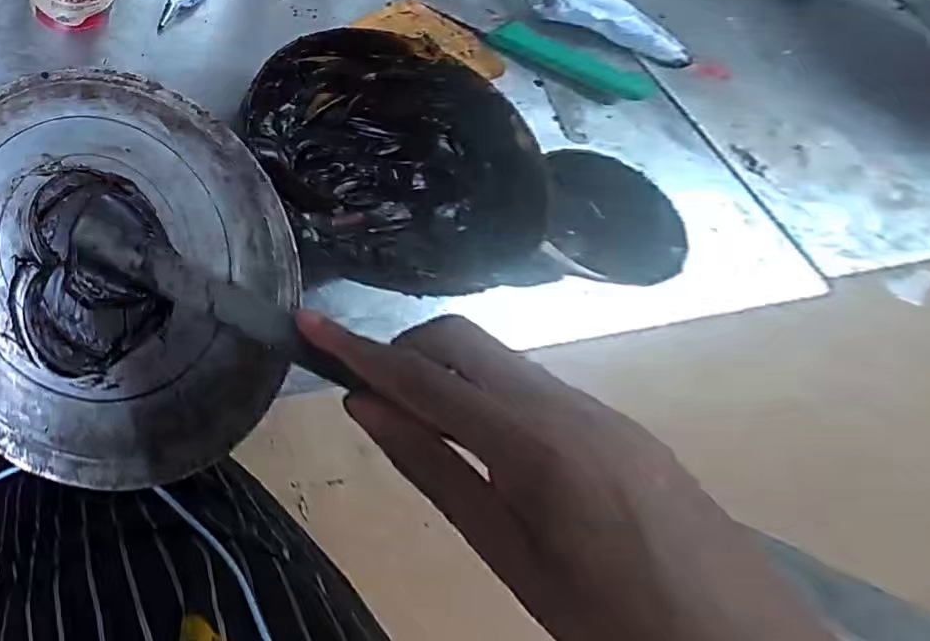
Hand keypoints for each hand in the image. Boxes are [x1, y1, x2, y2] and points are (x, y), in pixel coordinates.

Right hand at [299, 313, 829, 640]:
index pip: (421, 378)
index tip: (307, 319)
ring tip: (426, 425)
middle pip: (458, 340)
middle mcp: (568, 408)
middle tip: (376, 396)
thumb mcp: (510, 556)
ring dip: (442, 370)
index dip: (356, 348)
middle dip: (402, 349)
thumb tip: (360, 404)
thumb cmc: (618, 625)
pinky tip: (485, 443)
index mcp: (536, 445)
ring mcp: (602, 412)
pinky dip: (484, 391)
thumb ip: (431, 468)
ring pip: (493, 358)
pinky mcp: (622, 427)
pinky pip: (529, 383)